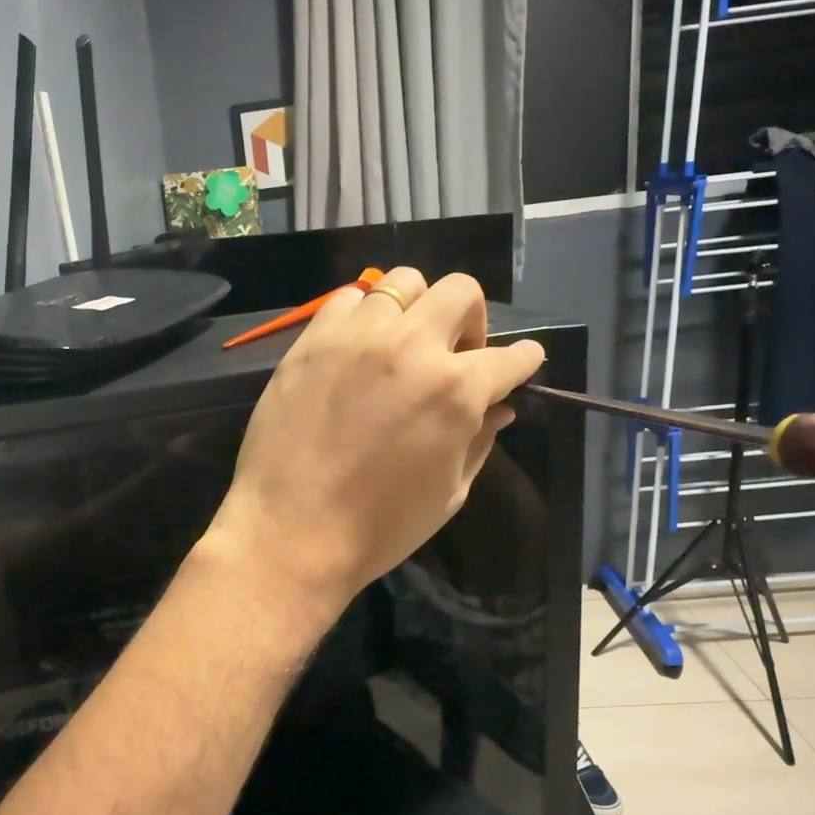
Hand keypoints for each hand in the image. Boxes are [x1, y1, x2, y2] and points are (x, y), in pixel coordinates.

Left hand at [202, 269, 545, 628]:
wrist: (291, 531)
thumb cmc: (379, 527)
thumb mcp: (448, 493)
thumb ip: (479, 440)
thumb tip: (499, 408)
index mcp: (456, 390)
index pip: (511, 356)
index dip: (523, 361)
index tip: (521, 363)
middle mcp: (411, 347)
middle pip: (462, 292)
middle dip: (473, 319)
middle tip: (455, 354)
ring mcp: (357, 337)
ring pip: (402, 283)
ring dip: (416, 308)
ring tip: (402, 344)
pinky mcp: (312, 340)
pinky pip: (347, 298)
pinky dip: (364, 313)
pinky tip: (358, 346)